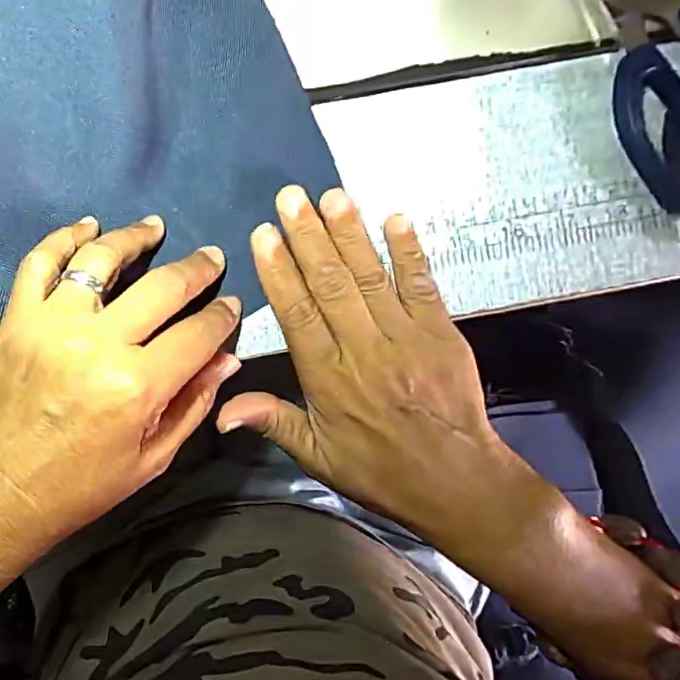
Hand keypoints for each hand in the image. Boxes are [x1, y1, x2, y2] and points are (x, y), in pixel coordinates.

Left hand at [0, 215, 243, 600]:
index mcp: (135, 387)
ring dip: (132, 237)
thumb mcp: (149, 461)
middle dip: (196, 269)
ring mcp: (51, 324)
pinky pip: (39, 263)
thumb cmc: (77, 489)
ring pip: (99, 259)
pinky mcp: (17, 318)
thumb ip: (192, 404)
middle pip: (161, 288)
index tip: (231, 306)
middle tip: (211, 258)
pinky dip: (63, 238)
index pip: (197, 334)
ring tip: (153, 227)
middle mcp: (96, 344)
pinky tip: (86, 227)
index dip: (222, 317)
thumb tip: (226, 358)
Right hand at [217, 186, 544, 551]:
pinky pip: (423, 286)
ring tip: (332, 195)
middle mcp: (364, 349)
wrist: (459, 483)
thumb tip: (220, 411)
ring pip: (371, 278)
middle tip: (291, 196)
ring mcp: (406, 337)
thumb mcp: (317, 456)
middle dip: (309, 237)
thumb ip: (272, 422)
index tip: (264, 234)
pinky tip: (396, 219)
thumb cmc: (378, 469)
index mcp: (328, 378)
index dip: (279, 272)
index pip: (298, 315)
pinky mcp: (441, 333)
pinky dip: (409, 252)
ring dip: (350, 234)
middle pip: (331, 285)